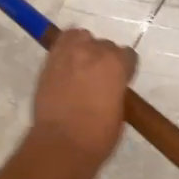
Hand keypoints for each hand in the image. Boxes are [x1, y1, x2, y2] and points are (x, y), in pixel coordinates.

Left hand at [30, 28, 136, 167]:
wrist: (62, 142)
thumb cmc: (98, 134)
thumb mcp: (119, 110)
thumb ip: (116, 89)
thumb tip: (109, 85)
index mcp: (116, 65)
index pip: (128, 55)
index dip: (125, 68)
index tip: (121, 80)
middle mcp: (93, 52)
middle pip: (105, 45)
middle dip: (105, 59)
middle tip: (99, 79)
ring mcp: (69, 53)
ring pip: (81, 37)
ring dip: (85, 47)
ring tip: (82, 66)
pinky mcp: (50, 60)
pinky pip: (61, 42)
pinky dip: (67, 47)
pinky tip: (67, 62)